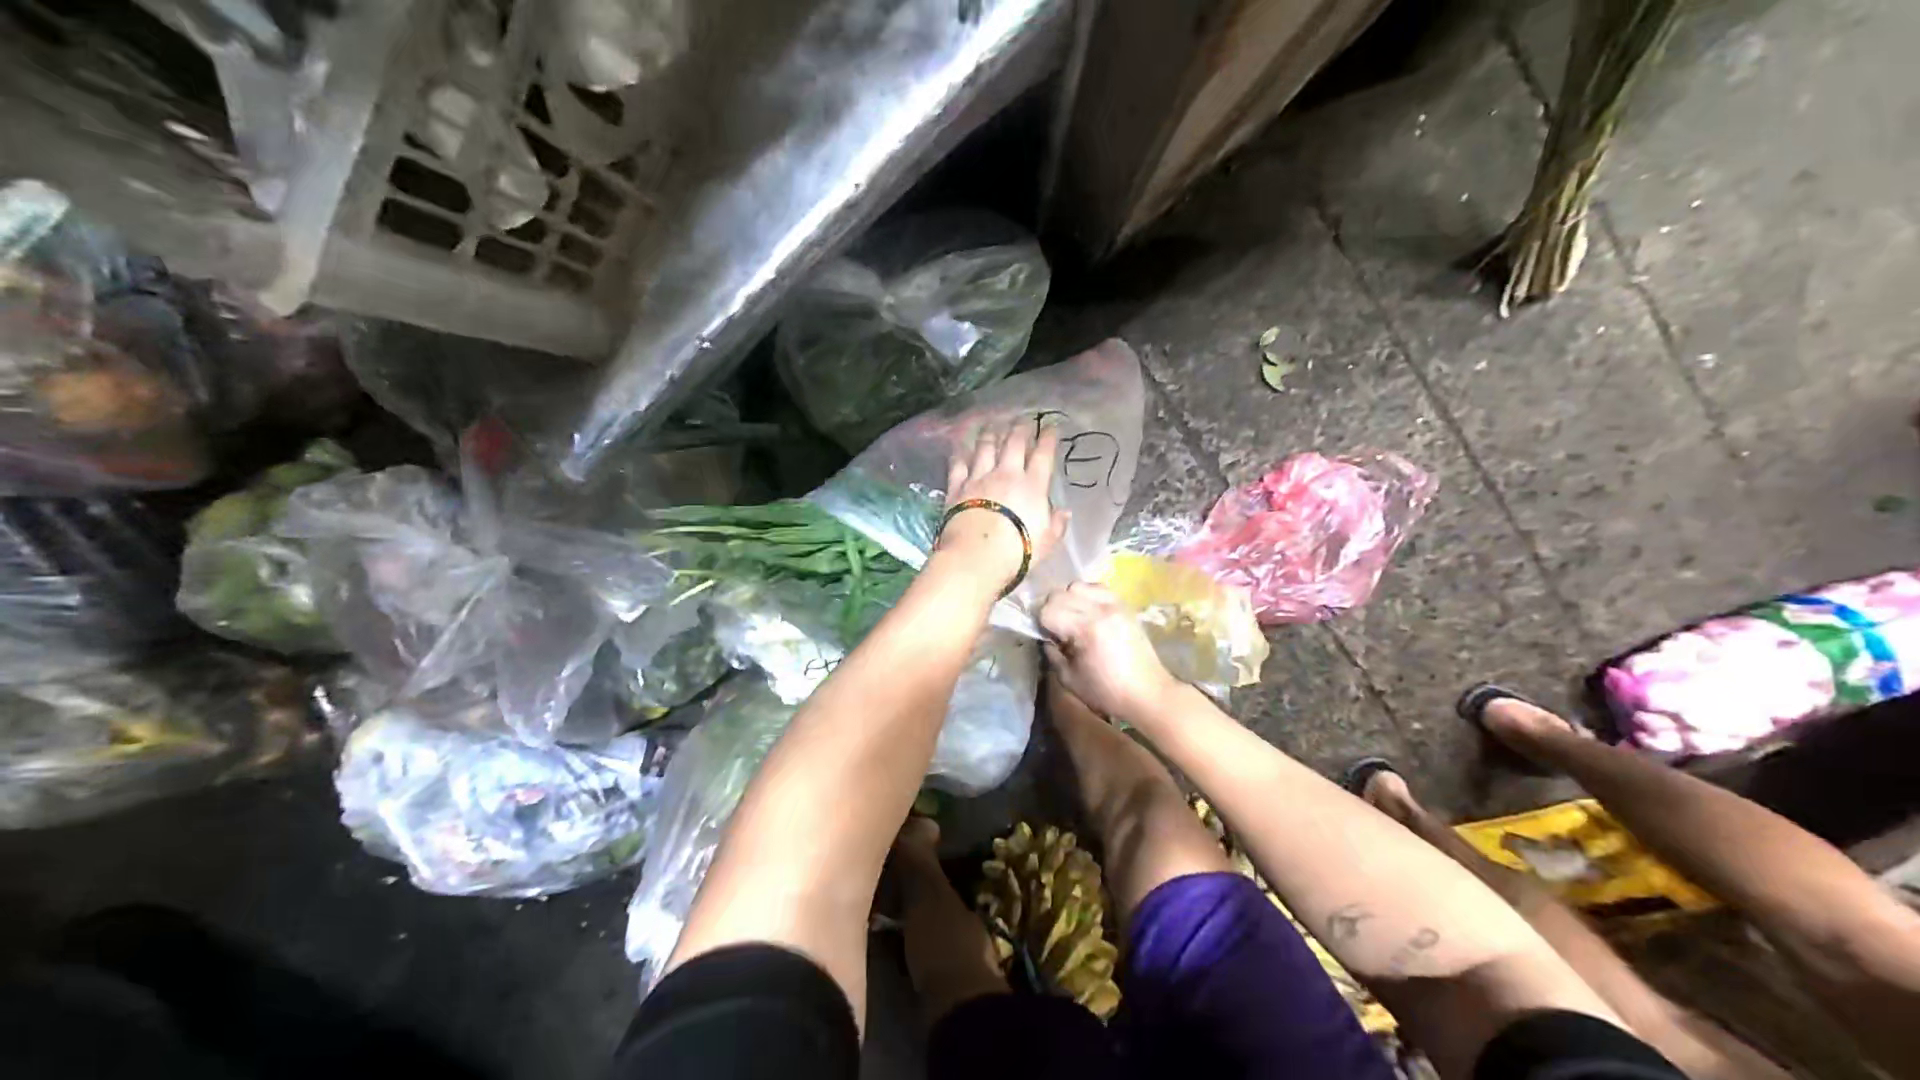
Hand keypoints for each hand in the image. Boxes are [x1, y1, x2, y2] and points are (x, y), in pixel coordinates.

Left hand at [938, 420, 1069, 587]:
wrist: (977, 555)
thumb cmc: (1018, 551)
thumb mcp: (1047, 542)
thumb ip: (1056, 525)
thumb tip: (1064, 512)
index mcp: (1032, 486)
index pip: (1043, 455)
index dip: (1048, 438)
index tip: (1051, 427)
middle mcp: (1006, 474)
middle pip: (1014, 443)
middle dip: (1021, 427)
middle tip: (1023, 418)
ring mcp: (979, 478)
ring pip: (985, 447)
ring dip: (991, 433)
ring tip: (992, 423)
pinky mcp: (957, 487)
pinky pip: (958, 464)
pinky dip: (960, 453)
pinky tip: (960, 446)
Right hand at [1039, 583, 1178, 722]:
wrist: (1148, 693)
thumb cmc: (1107, 692)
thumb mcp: (1069, 678)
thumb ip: (1051, 653)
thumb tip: (1046, 638)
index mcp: (1085, 629)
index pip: (1048, 609)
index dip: (1042, 624)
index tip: (1049, 638)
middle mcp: (1100, 609)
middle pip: (1060, 593)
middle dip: (1052, 609)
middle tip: (1058, 630)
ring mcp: (1115, 603)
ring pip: (1078, 586)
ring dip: (1069, 600)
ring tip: (1074, 619)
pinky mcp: (1125, 605)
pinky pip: (1098, 588)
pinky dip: (1088, 597)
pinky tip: (1090, 615)